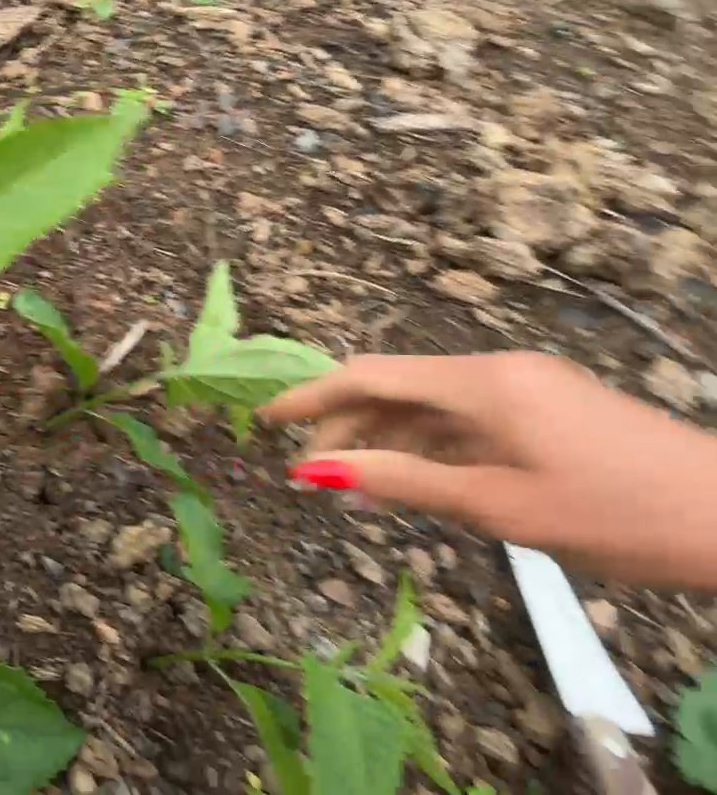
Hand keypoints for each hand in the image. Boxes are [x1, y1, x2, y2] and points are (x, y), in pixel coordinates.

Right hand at [263, 352, 716, 590]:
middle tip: (312, 475)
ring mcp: (524, 388)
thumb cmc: (621, 514)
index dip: (308, 396)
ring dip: (384, 442)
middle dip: (344, 428)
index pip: (367, 376)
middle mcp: (496, 372)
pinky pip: (463, 421)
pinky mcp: (546, 410)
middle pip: (393, 389)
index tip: (265, 419)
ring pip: (426, 407)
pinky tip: (411, 482)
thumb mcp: (497, 505)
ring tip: (356, 489)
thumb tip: (314, 472)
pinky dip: (427, 448)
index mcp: (481, 382)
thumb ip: (399, 481)